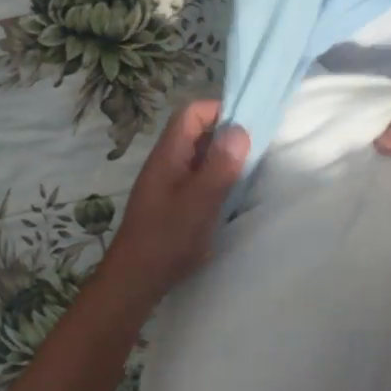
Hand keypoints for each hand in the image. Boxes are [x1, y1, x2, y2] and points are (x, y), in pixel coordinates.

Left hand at [99, 100, 248, 300]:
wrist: (135, 280)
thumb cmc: (166, 239)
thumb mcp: (199, 201)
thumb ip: (220, 165)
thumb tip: (240, 129)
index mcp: (169, 154)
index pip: (192, 112)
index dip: (220, 110)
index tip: (250, 125)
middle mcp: (166, 162)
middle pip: (196, 132)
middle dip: (226, 135)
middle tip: (255, 151)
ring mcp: (167, 183)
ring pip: (198, 157)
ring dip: (222, 159)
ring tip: (248, 173)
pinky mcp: (172, 203)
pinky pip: (197, 178)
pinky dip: (215, 179)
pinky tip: (230, 197)